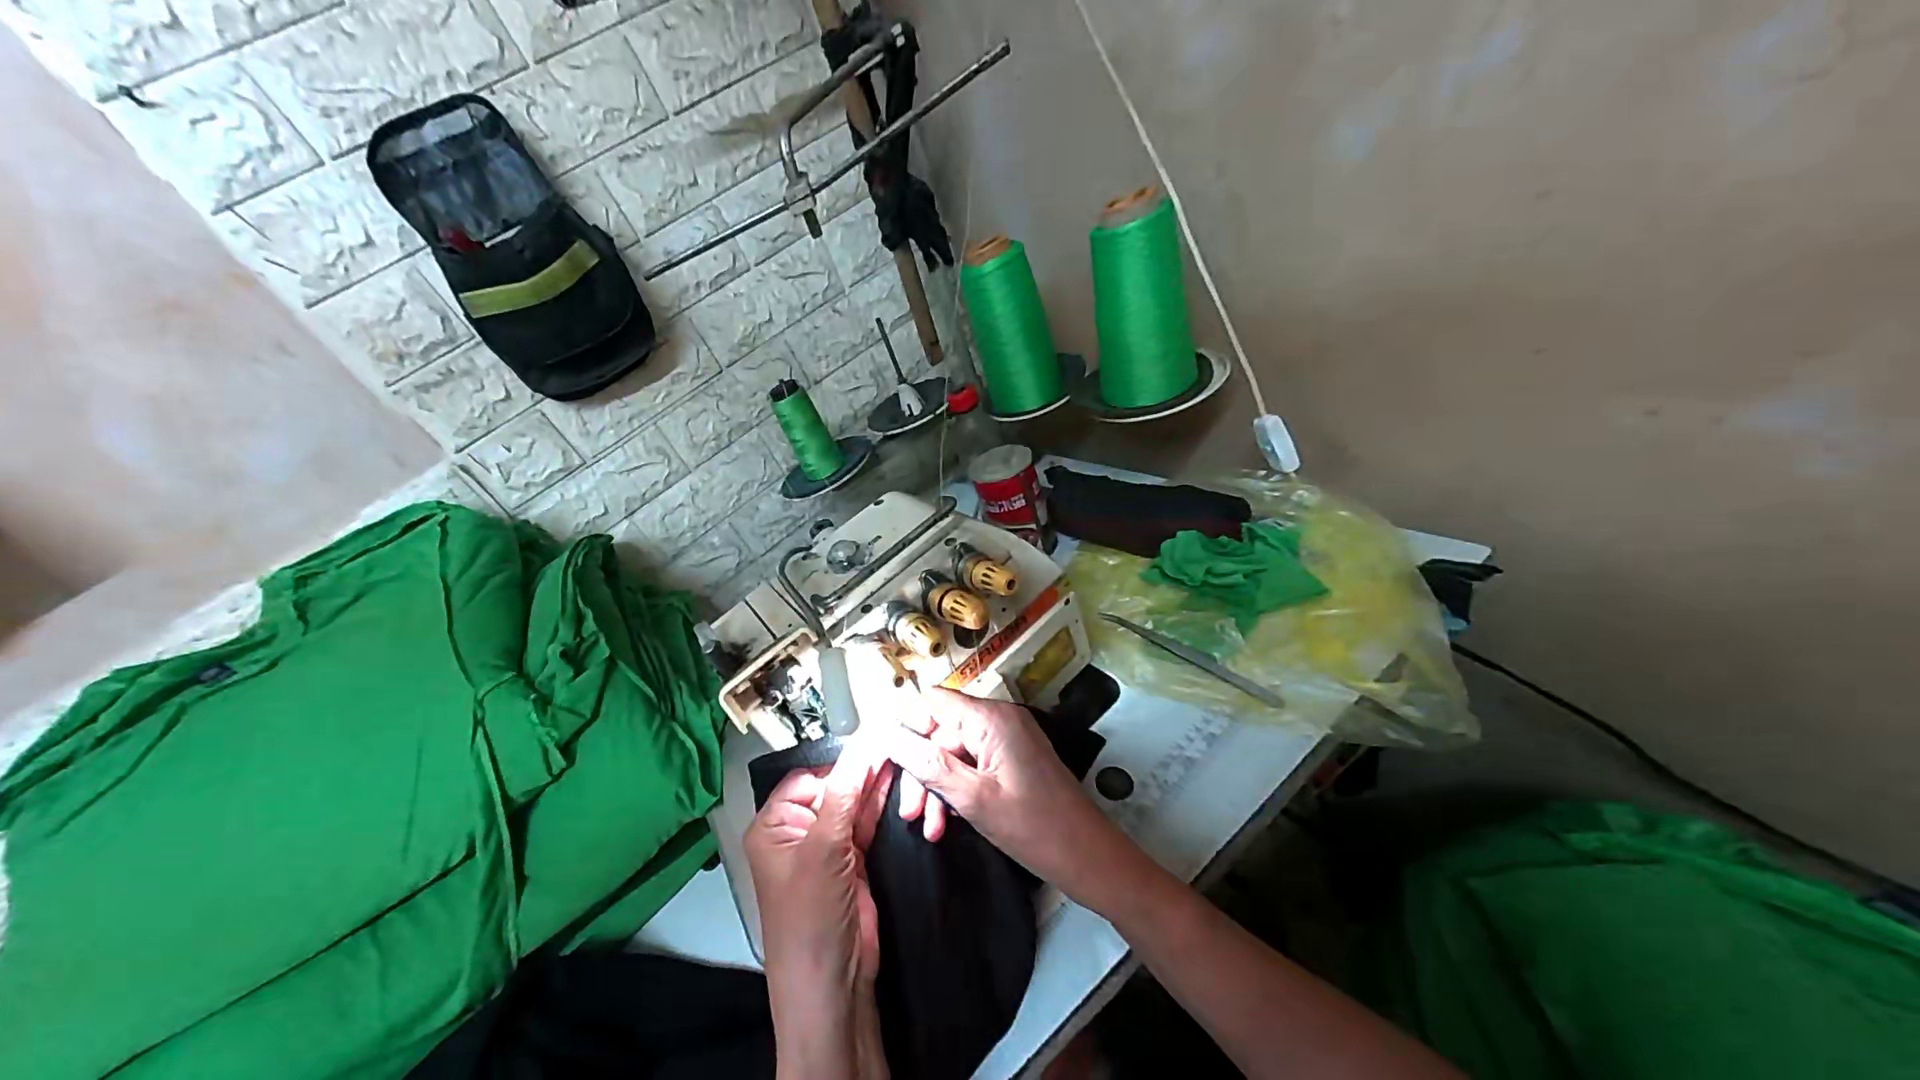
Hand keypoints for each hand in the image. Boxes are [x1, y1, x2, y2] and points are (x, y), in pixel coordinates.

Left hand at [744, 748, 892, 1078]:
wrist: (833, 984)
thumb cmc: (810, 921)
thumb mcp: (823, 851)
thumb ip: (844, 796)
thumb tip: (863, 748)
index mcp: (773, 827)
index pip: (806, 778)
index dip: (837, 762)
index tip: (870, 743)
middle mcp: (797, 833)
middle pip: (832, 787)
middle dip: (859, 770)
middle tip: (891, 743)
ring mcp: (826, 848)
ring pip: (851, 803)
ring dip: (873, 784)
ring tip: (898, 754)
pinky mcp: (852, 861)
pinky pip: (865, 822)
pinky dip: (879, 804)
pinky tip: (895, 782)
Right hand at [884, 688, 1139, 905]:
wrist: (1089, 858)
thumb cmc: (1035, 828)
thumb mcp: (972, 799)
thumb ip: (927, 764)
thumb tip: (887, 734)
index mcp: (992, 719)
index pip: (934, 702)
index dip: (909, 727)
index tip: (890, 763)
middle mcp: (1000, 720)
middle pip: (942, 732)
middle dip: (922, 771)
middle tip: (910, 814)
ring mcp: (1008, 740)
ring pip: (955, 753)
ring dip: (937, 788)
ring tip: (930, 827)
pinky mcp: (1013, 760)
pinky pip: (973, 766)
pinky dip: (958, 791)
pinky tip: (949, 823)